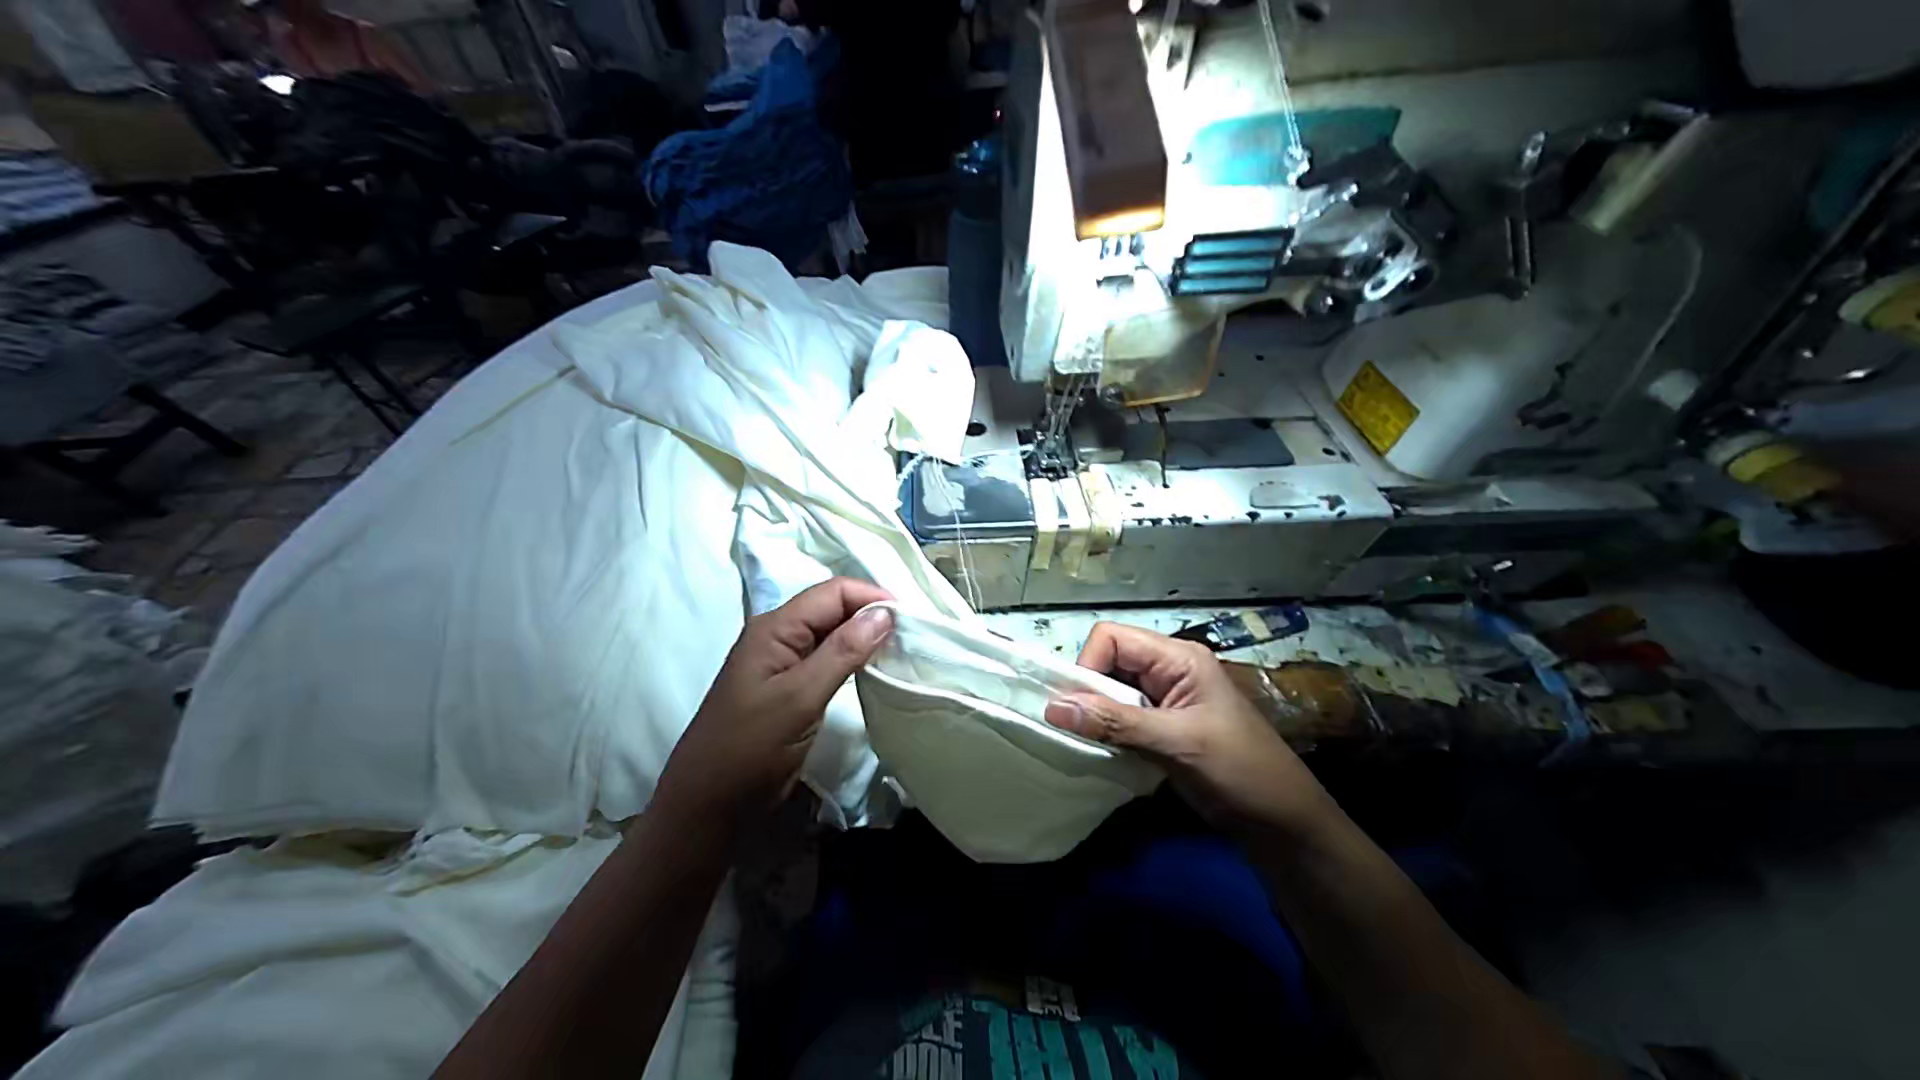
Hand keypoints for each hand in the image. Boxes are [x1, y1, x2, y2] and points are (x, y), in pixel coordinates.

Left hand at [654, 578, 894, 824]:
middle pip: (833, 608)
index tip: (912, 619)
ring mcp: (783, 661)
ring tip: (901, 650)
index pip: (833, 592)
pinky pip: (827, 658)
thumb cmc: (749, 748)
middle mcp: (778, 635)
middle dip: (872, 614)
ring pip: (832, 633)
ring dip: (865, 636)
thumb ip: (842, 652)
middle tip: (913, 636)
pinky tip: (875, 669)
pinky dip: (854, 658)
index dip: (872, 597)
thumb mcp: (799, 698)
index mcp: (775, 627)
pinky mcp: (790, 686)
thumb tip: (886, 613)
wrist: (708, 806)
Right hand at [1045, 622, 1335, 836]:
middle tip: (1078, 728)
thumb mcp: (1178, 742)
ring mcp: (1164, 700)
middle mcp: (1167, 670)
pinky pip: (1119, 717)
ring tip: (1089, 742)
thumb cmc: (1240, 770)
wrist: (1282, 822)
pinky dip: (1106, 732)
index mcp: (1178, 658)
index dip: (1088, 664)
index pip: (1112, 638)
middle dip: (1087, 692)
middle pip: (1107, 662)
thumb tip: (1054, 707)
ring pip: (1110, 691)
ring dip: (1095, 714)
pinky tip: (1104, 752)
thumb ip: (1116, 722)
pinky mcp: (1160, 728)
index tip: (1077, 705)